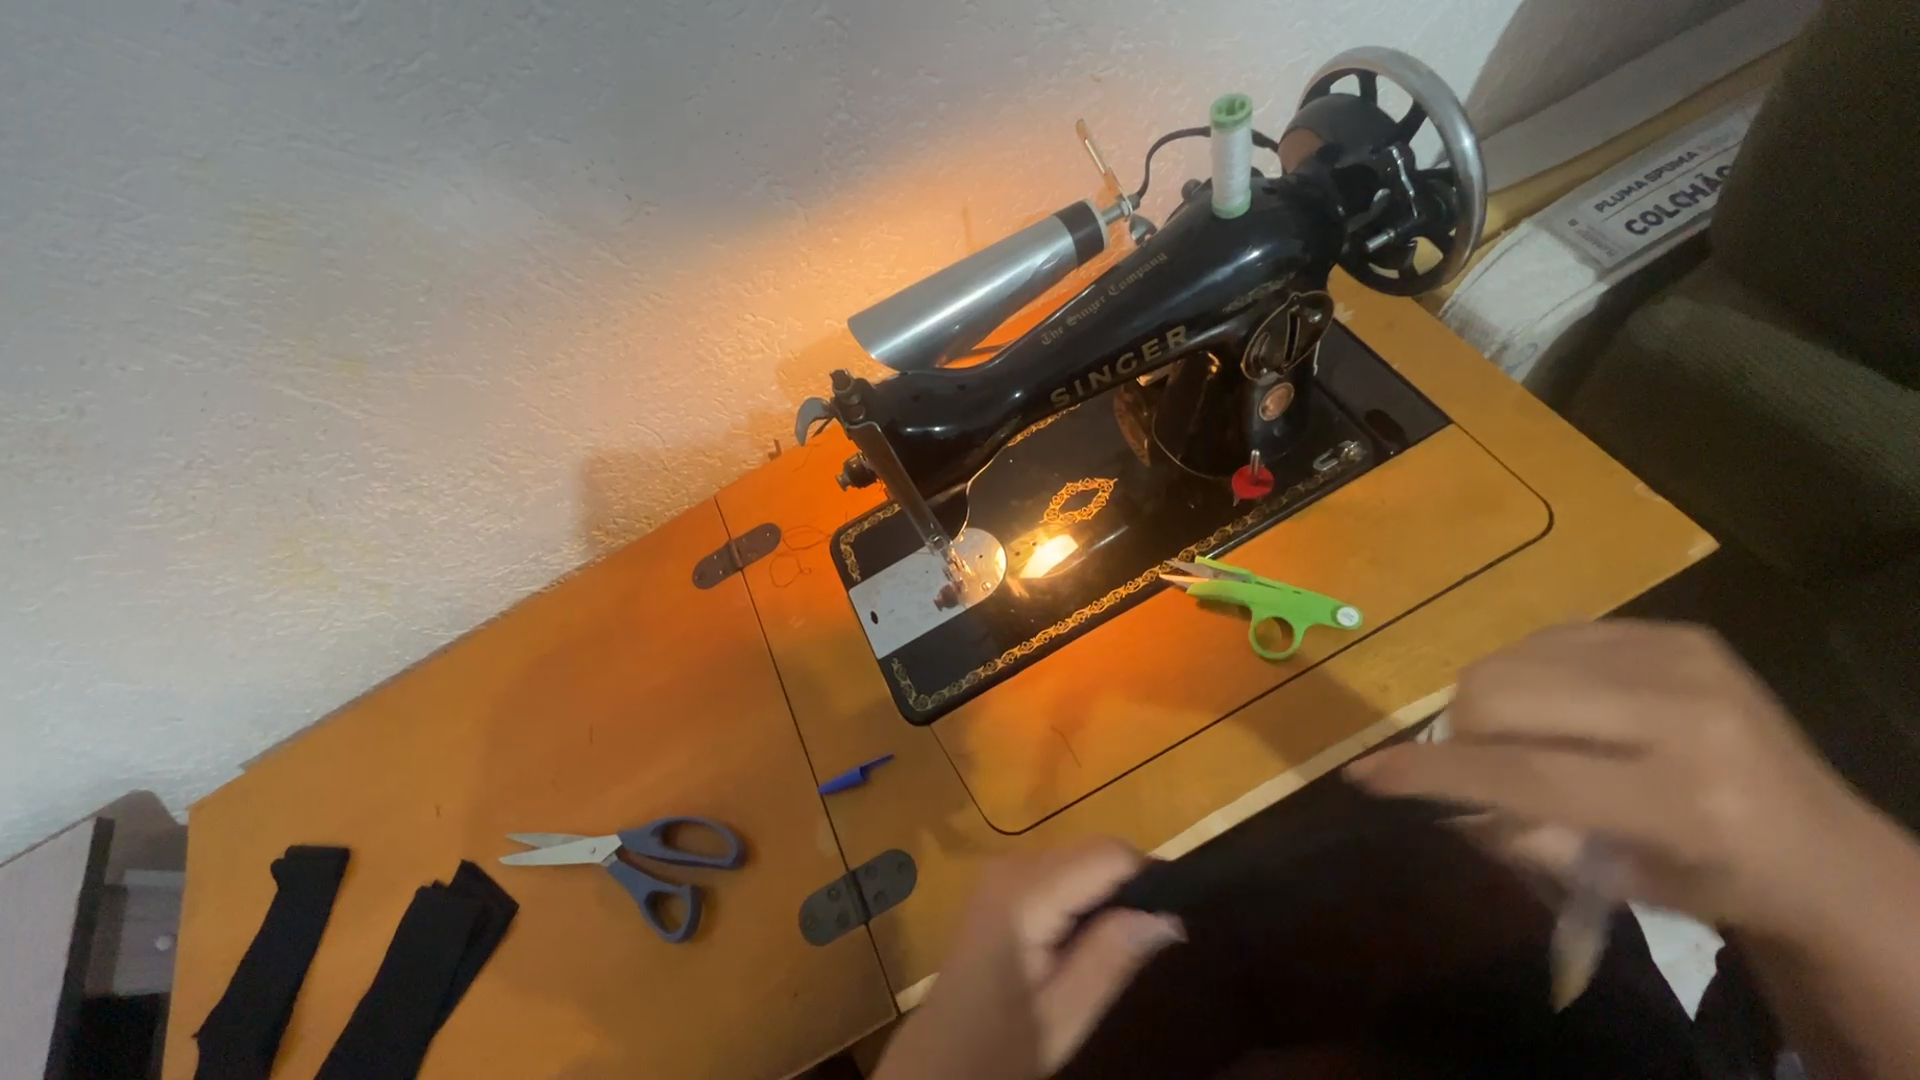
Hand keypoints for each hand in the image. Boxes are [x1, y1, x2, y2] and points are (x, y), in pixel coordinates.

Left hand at [872, 837, 1184, 1079]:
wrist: (941, 1057)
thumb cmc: (1002, 1043)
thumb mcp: (1065, 1013)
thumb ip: (1111, 956)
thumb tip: (1170, 915)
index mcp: (1024, 893)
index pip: (1108, 854)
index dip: (1148, 880)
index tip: (1169, 924)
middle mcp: (1012, 863)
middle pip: (1095, 850)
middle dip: (1128, 887)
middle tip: (1143, 944)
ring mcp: (1002, 868)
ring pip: (1080, 856)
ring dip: (1106, 891)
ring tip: (1113, 946)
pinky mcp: (1001, 880)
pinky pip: (1060, 869)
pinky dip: (1083, 893)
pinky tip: (1080, 938)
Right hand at [1345, 620, 1883, 936]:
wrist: (1826, 843)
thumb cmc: (1711, 879)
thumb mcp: (1613, 882)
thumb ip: (1513, 833)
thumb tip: (1429, 789)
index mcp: (1684, 799)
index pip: (1521, 773)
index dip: (1430, 772)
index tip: (1364, 774)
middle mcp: (1686, 715)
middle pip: (1500, 694)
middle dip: (1460, 731)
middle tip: (1475, 761)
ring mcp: (1682, 659)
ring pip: (1508, 658)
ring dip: (1489, 702)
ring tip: (1523, 735)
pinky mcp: (1675, 631)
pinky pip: (1544, 638)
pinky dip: (1526, 675)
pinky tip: (1561, 706)